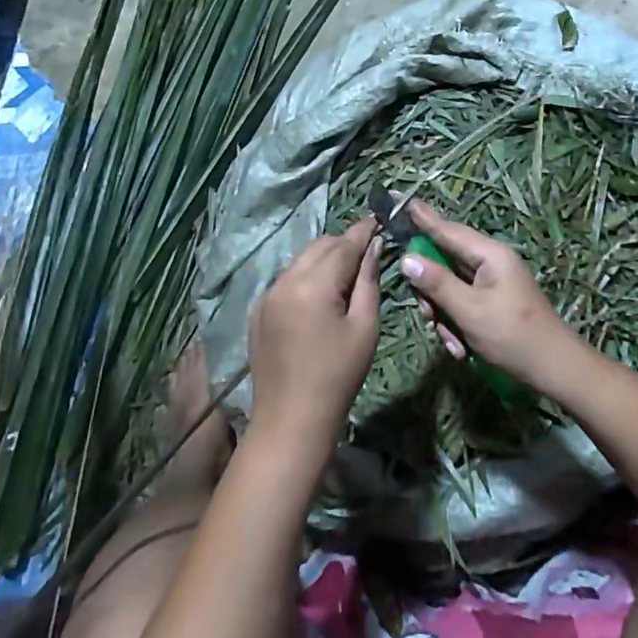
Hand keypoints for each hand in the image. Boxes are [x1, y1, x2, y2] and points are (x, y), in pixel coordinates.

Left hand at [247, 218, 381, 450]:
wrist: (291, 419)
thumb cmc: (338, 376)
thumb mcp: (364, 328)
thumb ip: (368, 282)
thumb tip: (373, 249)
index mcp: (313, 284)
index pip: (343, 245)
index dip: (363, 231)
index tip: (379, 219)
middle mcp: (285, 280)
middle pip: (318, 246)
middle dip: (343, 243)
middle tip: (368, 250)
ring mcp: (267, 296)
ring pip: (300, 261)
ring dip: (323, 258)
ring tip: (346, 272)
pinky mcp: (258, 311)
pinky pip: (286, 280)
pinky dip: (305, 276)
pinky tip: (320, 294)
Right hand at [398, 202, 591, 387]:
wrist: (554, 371)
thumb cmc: (513, 336)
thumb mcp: (469, 310)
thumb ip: (437, 283)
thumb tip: (407, 259)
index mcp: (490, 255)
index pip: (448, 230)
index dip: (424, 218)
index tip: (405, 203)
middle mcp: (490, 264)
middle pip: (443, 263)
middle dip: (431, 293)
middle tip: (427, 314)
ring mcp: (491, 285)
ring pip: (448, 290)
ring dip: (444, 316)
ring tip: (452, 342)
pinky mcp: (491, 304)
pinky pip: (461, 307)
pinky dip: (456, 327)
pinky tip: (461, 348)